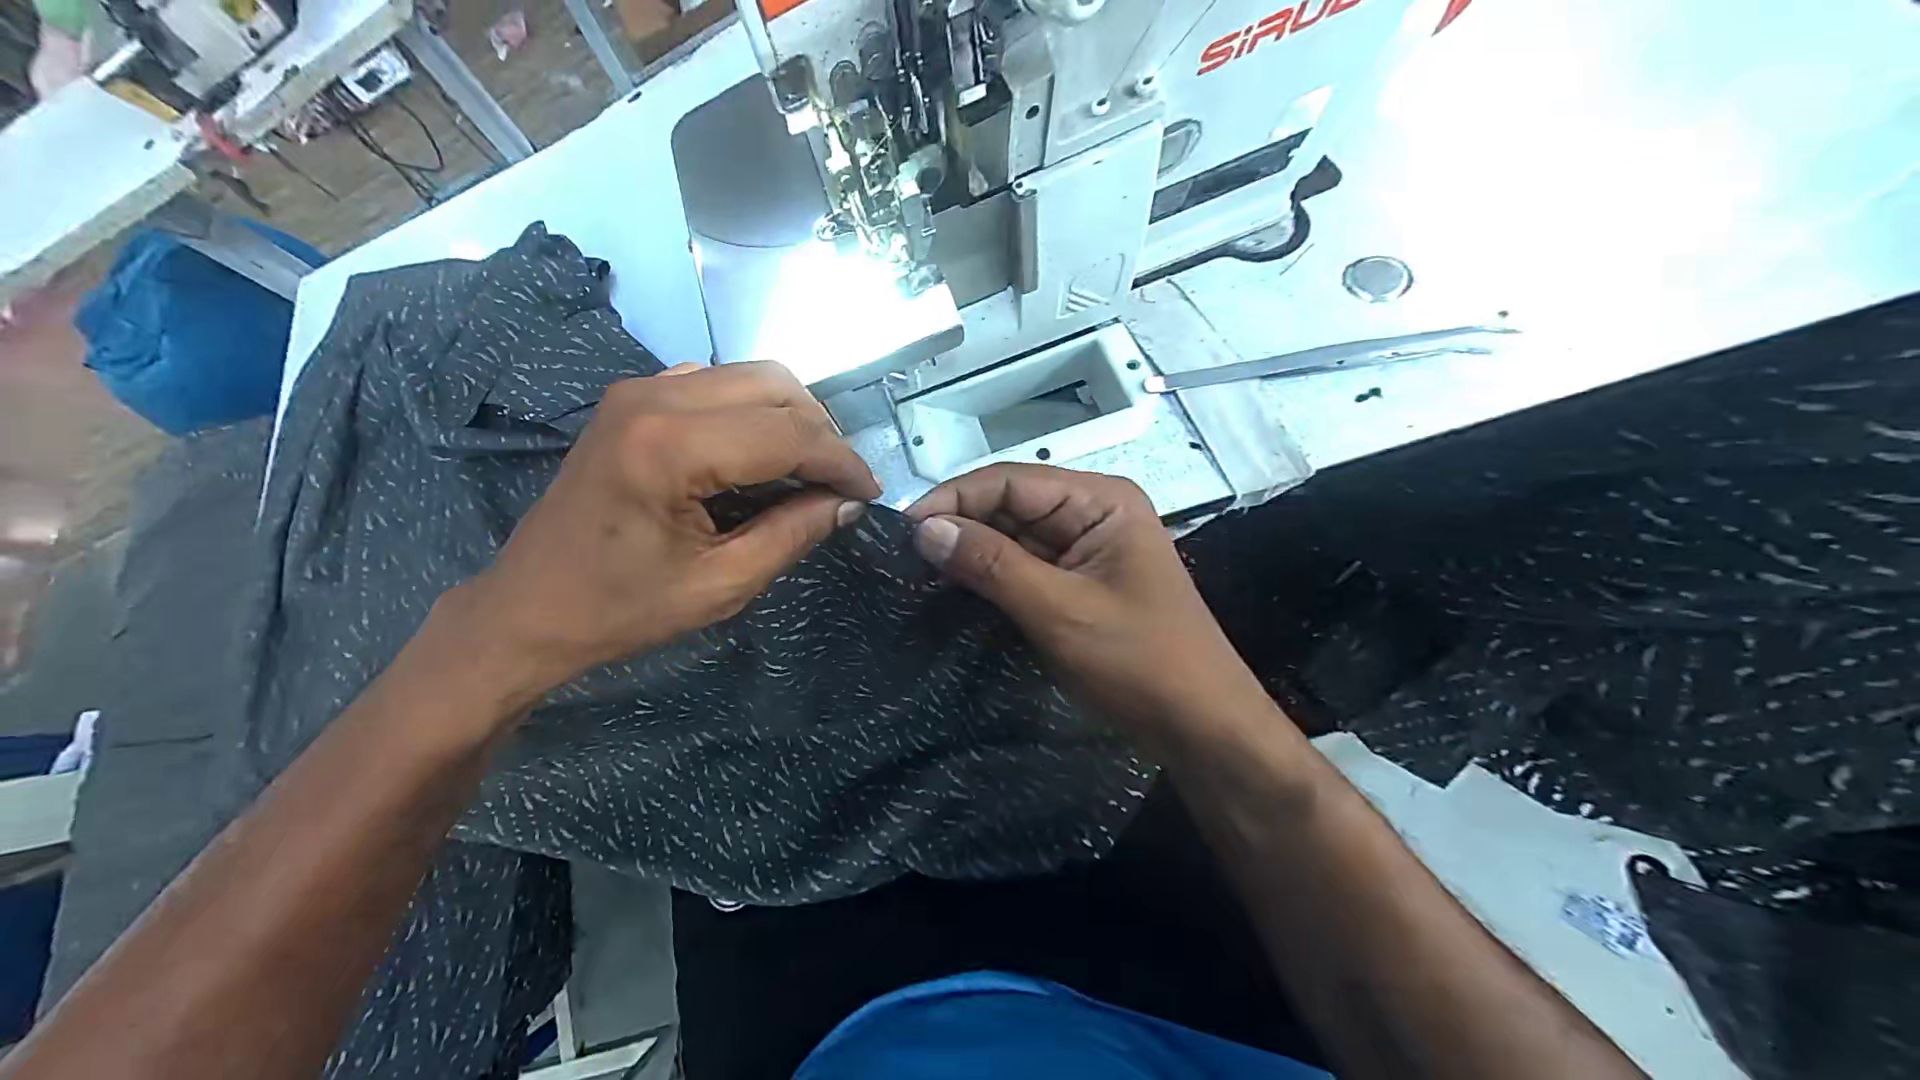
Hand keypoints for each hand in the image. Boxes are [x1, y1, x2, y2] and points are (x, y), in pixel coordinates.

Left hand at [443, 362, 878, 710]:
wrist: (528, 608)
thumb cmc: (623, 609)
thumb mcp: (722, 584)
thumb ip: (793, 534)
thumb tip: (846, 503)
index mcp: (670, 448)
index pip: (786, 434)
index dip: (840, 461)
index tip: (869, 492)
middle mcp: (654, 398)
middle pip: (774, 385)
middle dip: (821, 432)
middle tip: (839, 483)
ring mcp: (639, 391)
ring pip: (750, 376)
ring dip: (792, 418)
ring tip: (808, 470)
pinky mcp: (633, 399)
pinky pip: (717, 383)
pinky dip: (755, 412)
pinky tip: (760, 455)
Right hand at [904, 463, 1272, 743]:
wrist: (1200, 726)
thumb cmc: (1140, 661)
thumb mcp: (1060, 610)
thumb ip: (992, 565)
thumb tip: (924, 529)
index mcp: (1100, 500)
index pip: (1011, 481)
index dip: (955, 499)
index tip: (903, 530)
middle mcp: (1092, 512)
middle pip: (1010, 505)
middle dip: (960, 526)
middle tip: (903, 558)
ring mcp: (1085, 549)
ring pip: (1013, 537)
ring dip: (971, 553)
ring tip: (917, 573)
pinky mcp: (1078, 583)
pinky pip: (1024, 567)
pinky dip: (990, 577)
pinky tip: (954, 590)